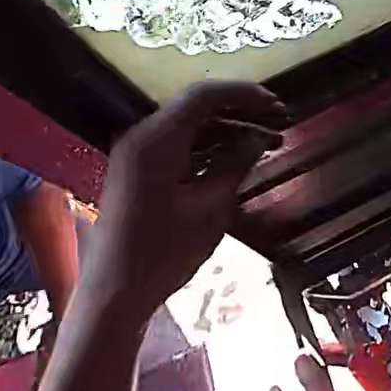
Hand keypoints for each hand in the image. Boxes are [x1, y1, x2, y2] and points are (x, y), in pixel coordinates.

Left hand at [82, 82, 287, 321]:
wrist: (113, 296)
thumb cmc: (161, 254)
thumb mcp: (209, 209)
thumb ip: (235, 164)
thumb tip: (259, 137)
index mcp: (155, 140)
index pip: (203, 96)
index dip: (244, 94)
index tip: (275, 105)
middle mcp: (142, 137)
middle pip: (197, 108)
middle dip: (240, 112)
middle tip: (278, 122)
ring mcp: (137, 153)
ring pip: (190, 127)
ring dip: (227, 131)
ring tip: (266, 142)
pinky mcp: (139, 170)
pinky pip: (179, 145)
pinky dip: (209, 148)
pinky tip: (237, 158)